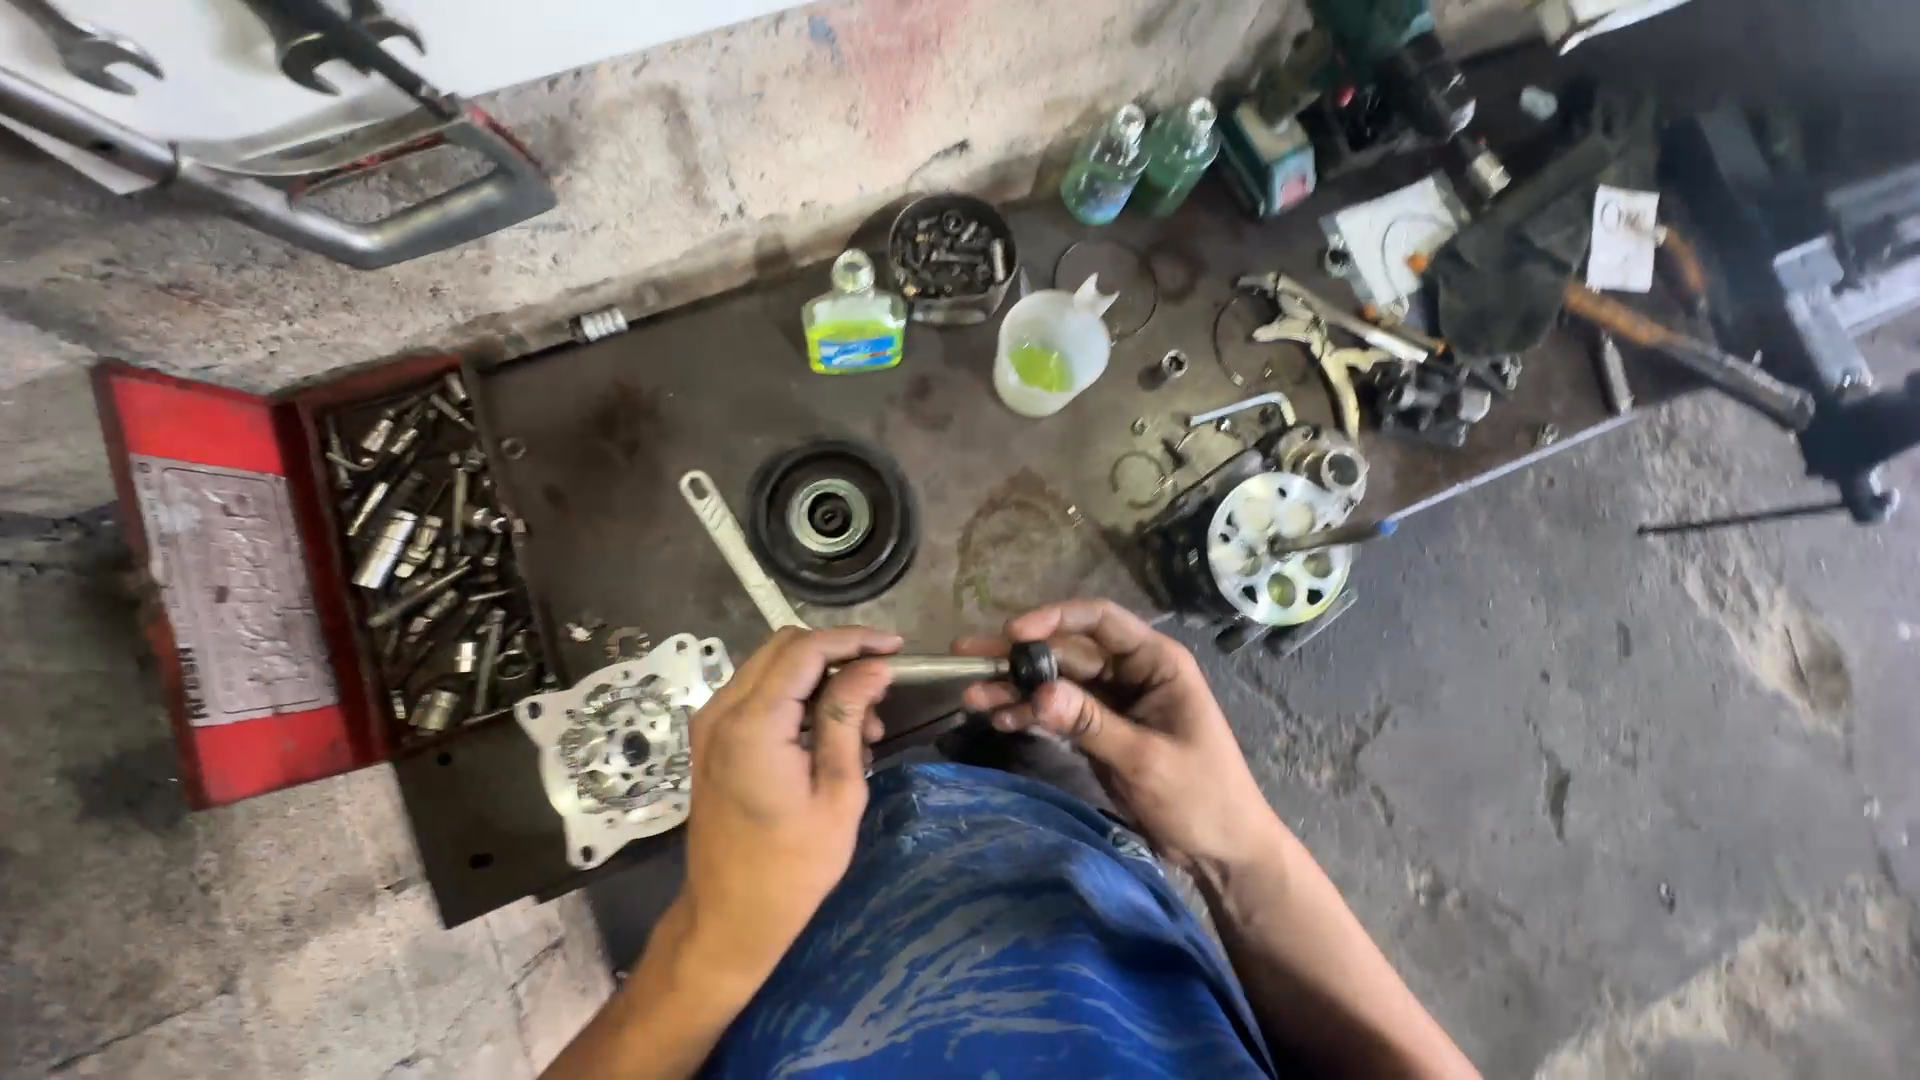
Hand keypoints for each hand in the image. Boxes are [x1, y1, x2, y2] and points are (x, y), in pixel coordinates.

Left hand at [679, 625, 900, 984]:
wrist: (730, 916)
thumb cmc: (793, 866)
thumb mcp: (837, 791)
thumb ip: (849, 718)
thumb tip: (875, 666)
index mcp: (753, 724)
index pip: (806, 650)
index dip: (854, 640)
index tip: (896, 648)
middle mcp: (722, 711)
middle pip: (785, 647)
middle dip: (839, 654)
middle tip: (882, 683)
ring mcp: (711, 724)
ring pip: (772, 666)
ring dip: (821, 678)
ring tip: (865, 724)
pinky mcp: (713, 739)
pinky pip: (759, 693)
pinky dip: (798, 697)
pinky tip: (831, 734)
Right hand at [956, 600, 1284, 881]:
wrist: (1222, 851)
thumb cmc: (1201, 796)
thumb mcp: (1146, 759)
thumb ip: (1091, 723)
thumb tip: (1037, 693)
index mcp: (1155, 662)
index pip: (1101, 620)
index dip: (1055, 618)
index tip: (1014, 633)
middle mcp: (1130, 672)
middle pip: (1066, 650)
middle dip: (1019, 656)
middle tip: (966, 654)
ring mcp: (1111, 702)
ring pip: (1055, 682)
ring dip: (1015, 688)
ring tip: (972, 698)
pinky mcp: (1097, 731)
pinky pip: (1057, 713)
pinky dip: (1029, 715)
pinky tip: (1000, 719)